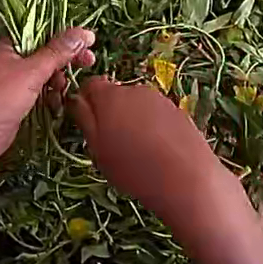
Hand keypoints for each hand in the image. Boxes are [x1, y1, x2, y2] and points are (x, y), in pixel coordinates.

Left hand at [0, 28, 95, 162]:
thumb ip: (57, 52)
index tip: (90, 48)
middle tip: (88, 66)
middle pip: (43, 57)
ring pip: (40, 78)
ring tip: (64, 92)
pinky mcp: (9, 106)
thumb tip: (84, 31)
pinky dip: (46, 99)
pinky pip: (34, 96)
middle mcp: (6, 62)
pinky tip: (55, 106)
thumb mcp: (31, 71)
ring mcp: (7, 85)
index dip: (67, 41)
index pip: (43, 36)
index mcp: (8, 46)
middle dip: (64, 63)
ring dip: (56, 84)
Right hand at [67, 77, 243, 225]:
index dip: (85, 102)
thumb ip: (84, 119)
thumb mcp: (96, 148)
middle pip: (115, 95)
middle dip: (110, 113)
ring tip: (137, 151)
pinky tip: (158, 151)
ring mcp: (160, 99)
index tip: (88, 125)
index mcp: (109, 96)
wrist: (186, 178)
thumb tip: (75, 100)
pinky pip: (157, 115)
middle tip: (112, 144)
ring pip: (137, 105)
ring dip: (132, 120)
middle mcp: (135, 90)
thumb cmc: (131, 167)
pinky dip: (153, 127)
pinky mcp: (179, 112)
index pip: (89, 84)